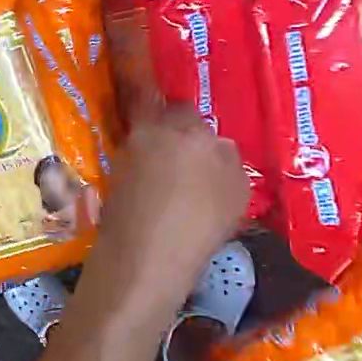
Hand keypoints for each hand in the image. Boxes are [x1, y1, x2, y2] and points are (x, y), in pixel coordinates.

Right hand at [81, 106, 249, 328]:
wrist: (150, 262)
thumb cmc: (118, 218)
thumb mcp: (119, 169)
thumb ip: (137, 144)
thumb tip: (147, 136)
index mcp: (154, 129)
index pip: (153, 98)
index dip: (151, 108)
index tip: (145, 118)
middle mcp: (194, 135)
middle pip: (188, 116)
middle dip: (179, 132)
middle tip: (165, 156)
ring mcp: (224, 160)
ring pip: (214, 143)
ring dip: (202, 154)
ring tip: (187, 183)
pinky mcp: (242, 186)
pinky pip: (230, 170)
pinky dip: (219, 179)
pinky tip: (203, 202)